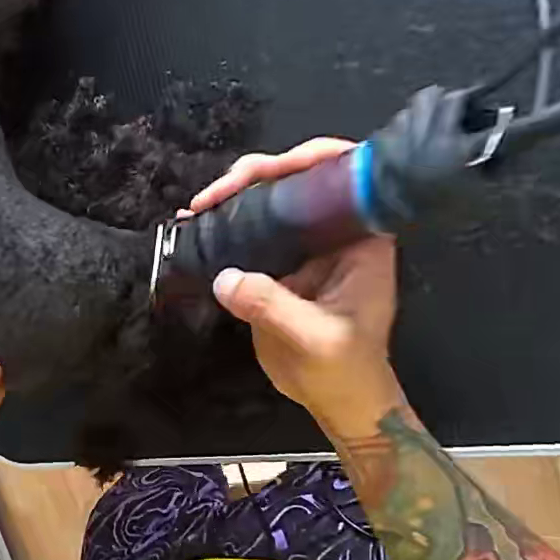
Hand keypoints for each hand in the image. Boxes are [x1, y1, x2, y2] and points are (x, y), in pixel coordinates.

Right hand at [191, 140, 404, 435]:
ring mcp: (307, 248)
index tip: (265, 171)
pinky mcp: (282, 266)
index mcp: (362, 238)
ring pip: (273, 203)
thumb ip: (272, 307)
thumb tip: (224, 278)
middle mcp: (337, 233)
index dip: (307, 158)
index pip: (343, 176)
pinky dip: (226, 227)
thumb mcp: (315, 339)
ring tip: (200, 205)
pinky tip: (197, 225)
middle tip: (216, 193)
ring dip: (236, 198)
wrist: (338, 401)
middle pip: (299, 182)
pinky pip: (254, 234)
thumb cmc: (345, 371)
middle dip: (257, 175)